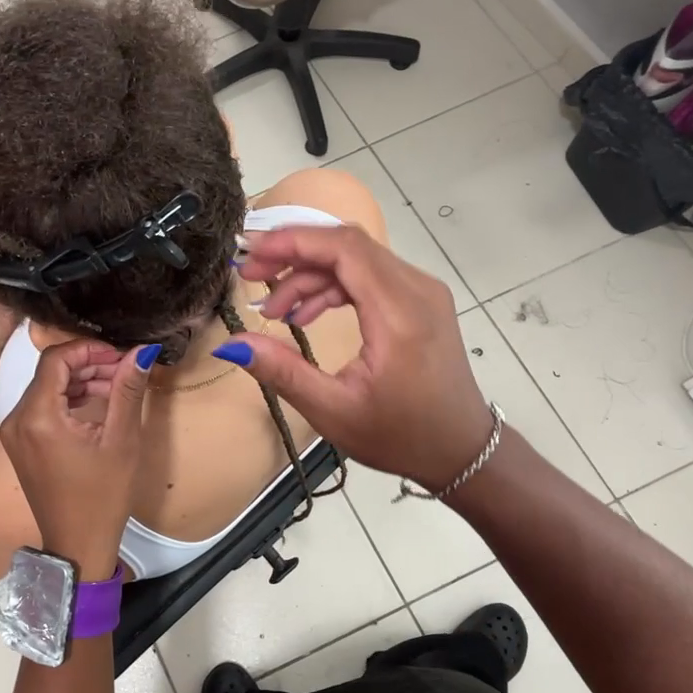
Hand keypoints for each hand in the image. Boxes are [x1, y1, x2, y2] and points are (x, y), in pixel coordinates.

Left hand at [0, 339, 153, 579]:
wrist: (78, 545)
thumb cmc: (103, 496)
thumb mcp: (121, 439)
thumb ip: (127, 389)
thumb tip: (141, 351)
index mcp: (37, 417)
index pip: (56, 359)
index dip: (89, 350)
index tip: (120, 356)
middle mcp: (17, 420)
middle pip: (49, 372)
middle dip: (87, 365)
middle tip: (123, 371)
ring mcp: (14, 434)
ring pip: (45, 389)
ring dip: (79, 382)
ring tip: (115, 388)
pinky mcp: (20, 445)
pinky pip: (41, 408)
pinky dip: (67, 400)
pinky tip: (95, 406)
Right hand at [220, 225, 491, 489]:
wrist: (461, 450)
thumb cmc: (400, 436)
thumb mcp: (333, 411)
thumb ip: (283, 371)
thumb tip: (232, 343)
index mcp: (399, 313)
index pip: (344, 248)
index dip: (293, 241)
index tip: (250, 252)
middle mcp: (417, 290)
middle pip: (348, 246)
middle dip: (294, 253)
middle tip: (249, 275)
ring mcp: (423, 292)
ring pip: (357, 259)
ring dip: (310, 274)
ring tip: (273, 309)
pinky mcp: (421, 301)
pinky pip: (371, 275)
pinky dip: (333, 285)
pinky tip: (305, 315)